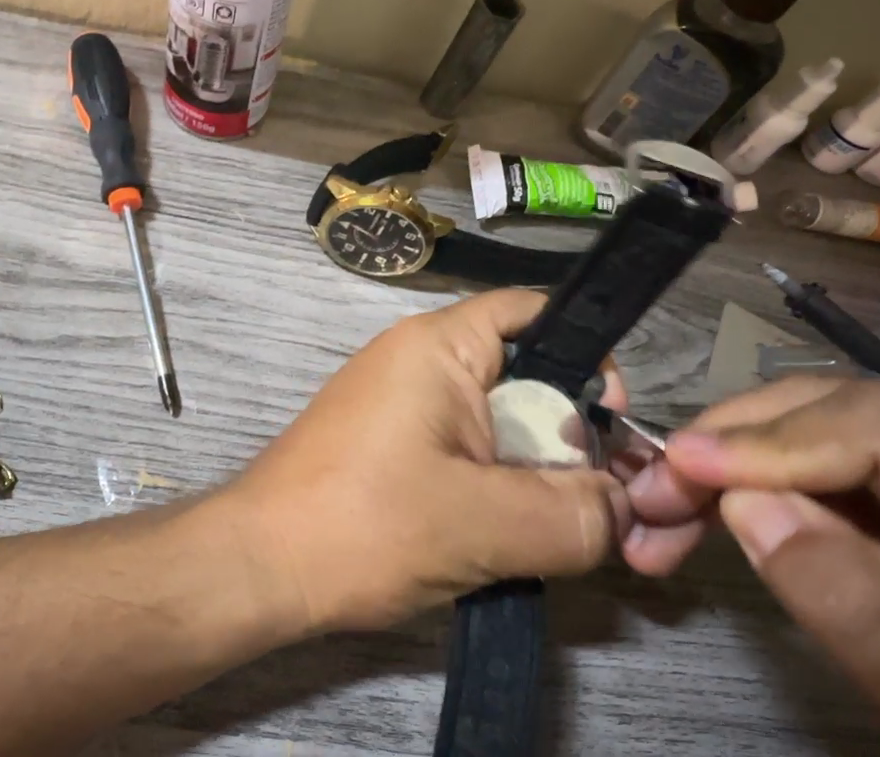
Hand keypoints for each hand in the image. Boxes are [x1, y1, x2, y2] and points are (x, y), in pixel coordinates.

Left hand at [216, 289, 631, 631]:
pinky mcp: (388, 451)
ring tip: (549, 532)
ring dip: (530, 478)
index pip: (532, 312)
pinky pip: (463, 457)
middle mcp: (417, 362)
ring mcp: (399, 409)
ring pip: (496, 428)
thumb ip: (574, 514)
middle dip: (564, 438)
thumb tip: (623, 508)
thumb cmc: (365, 525)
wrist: (256, 568)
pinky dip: (493, 495)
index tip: (612, 425)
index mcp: (437, 346)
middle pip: (523, 377)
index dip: (586, 355)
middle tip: (592, 501)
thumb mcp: (487, 525)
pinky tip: (502, 542)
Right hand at [632, 376, 879, 754]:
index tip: (677, 472)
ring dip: (729, 463)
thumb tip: (746, 509)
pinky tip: (711, 512)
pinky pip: (825, 456)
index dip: (771, 441)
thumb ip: (872, 615)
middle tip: (648, 499)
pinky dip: (757, 481)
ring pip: (817, 424)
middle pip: (840, 411)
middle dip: (730, 446)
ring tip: (660, 514)